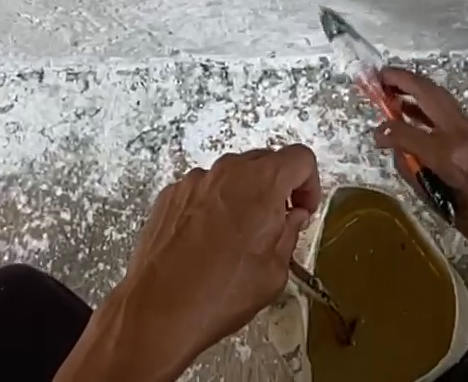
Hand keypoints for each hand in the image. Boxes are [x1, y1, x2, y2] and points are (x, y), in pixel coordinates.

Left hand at [104, 146, 321, 370]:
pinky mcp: (173, 192)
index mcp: (263, 183)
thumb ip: (290, 234)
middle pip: (266, 161)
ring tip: (237, 238)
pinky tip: (208, 241)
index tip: (303, 206)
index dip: (309, 183)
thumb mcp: (273, 273)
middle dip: (277, 188)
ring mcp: (198, 179)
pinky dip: (212, 205)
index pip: (300, 158)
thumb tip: (292, 219)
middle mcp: (230, 171)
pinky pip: (203, 188)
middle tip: (276, 223)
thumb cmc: (216, 294)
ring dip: (243, 196)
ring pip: (233, 175)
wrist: (158, 309)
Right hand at [373, 67, 467, 261]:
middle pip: (427, 94)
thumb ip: (412, 171)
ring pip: (440, 95)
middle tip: (380, 75)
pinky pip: (449, 109)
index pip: (405, 133)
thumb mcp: (436, 203)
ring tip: (393, 84)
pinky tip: (415, 107)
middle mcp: (459, 134)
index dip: (385, 133)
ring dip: (416, 85)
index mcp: (447, 156)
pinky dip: (429, 101)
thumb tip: (396, 149)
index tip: (376, 137)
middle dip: (401, 80)